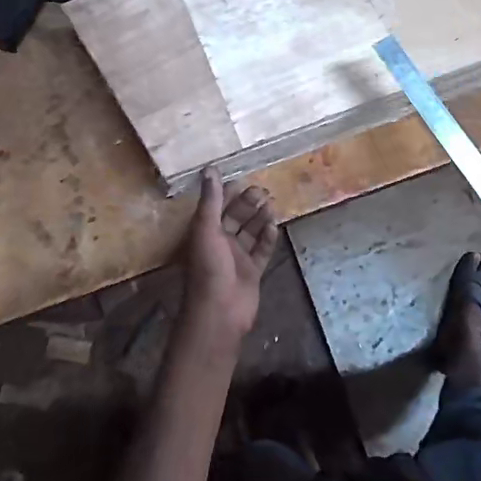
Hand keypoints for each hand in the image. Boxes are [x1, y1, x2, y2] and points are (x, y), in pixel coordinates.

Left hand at [180, 167, 277, 345]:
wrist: (220, 312)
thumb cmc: (209, 268)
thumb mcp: (206, 229)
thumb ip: (211, 200)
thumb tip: (210, 168)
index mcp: (205, 233)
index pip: (218, 206)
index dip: (230, 192)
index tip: (246, 179)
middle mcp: (220, 243)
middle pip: (237, 217)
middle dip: (249, 203)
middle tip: (264, 191)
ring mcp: (237, 258)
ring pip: (251, 231)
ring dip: (261, 217)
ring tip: (273, 204)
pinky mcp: (253, 271)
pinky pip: (262, 249)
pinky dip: (268, 237)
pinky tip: (275, 227)